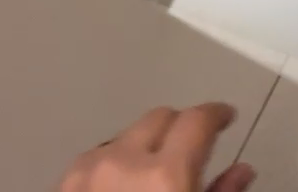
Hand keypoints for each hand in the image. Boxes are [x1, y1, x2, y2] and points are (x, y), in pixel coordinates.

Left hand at [60, 103, 255, 191]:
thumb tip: (241, 171)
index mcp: (165, 175)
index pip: (198, 118)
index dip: (216, 113)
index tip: (225, 119)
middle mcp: (123, 163)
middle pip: (160, 117)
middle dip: (179, 128)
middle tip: (190, 150)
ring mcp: (82, 178)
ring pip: (122, 136)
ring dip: (141, 146)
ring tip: (149, 174)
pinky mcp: (57, 190)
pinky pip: (91, 163)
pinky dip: (109, 166)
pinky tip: (117, 188)